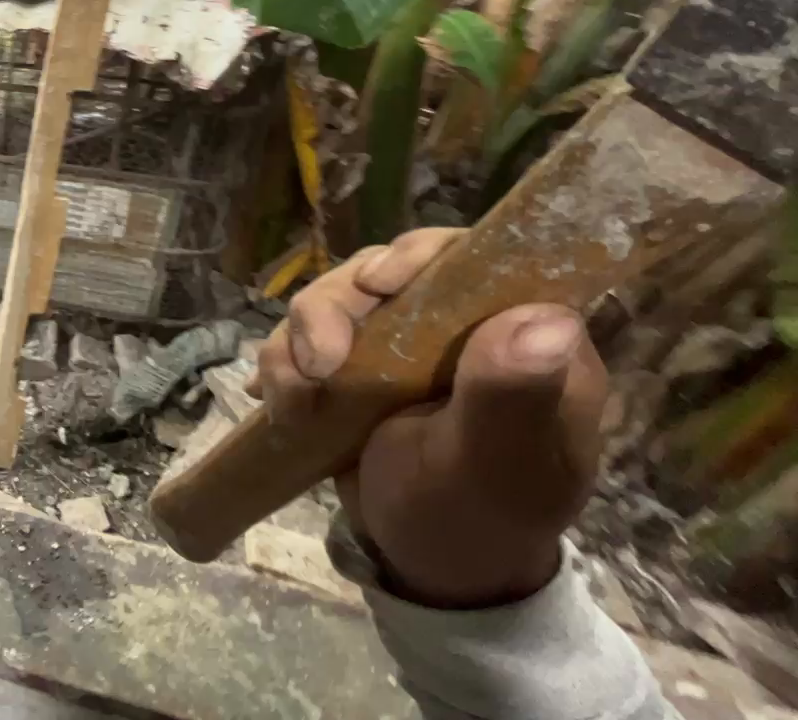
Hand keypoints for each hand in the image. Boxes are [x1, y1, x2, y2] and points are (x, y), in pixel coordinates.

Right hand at [250, 229, 608, 608]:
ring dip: (294, 346)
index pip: (473, 260)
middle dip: (331, 314)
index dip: (417, 256)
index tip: (375, 285)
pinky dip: (279, 365)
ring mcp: (396, 343)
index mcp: (518, 338)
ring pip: (327, 302)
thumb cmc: (473, 517)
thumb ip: (511, 397)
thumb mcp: (493, 465)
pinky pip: (297, 337)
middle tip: (314, 369)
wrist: (420, 560)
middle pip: (377, 273)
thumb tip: (542, 321)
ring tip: (291, 404)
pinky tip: (275, 399)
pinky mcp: (349, 362)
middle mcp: (455, 326)